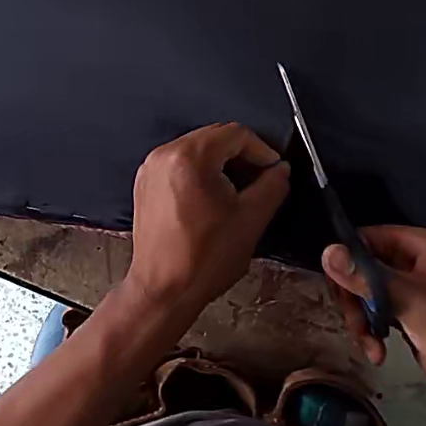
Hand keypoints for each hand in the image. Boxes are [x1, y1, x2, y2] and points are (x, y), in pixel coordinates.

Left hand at [126, 122, 290, 316]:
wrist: (164, 291)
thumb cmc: (202, 260)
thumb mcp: (251, 219)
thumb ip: (272, 186)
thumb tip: (280, 170)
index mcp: (189, 158)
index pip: (235, 133)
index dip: (262, 150)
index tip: (273, 169)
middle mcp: (165, 156)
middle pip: (215, 137)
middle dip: (242, 155)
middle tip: (261, 179)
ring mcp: (151, 170)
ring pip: (198, 150)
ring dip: (222, 164)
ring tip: (239, 192)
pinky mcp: (146, 185)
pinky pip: (181, 164)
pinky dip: (201, 173)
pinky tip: (215, 199)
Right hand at [322, 226, 425, 403]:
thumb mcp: (407, 300)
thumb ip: (365, 277)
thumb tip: (326, 252)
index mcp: (423, 245)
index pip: (369, 237)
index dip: (349, 258)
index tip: (336, 285)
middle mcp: (417, 261)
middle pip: (364, 267)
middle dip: (355, 298)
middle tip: (354, 323)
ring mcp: (413, 288)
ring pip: (368, 293)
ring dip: (362, 319)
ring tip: (369, 343)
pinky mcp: (410, 314)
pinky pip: (379, 313)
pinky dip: (372, 331)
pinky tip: (378, 352)